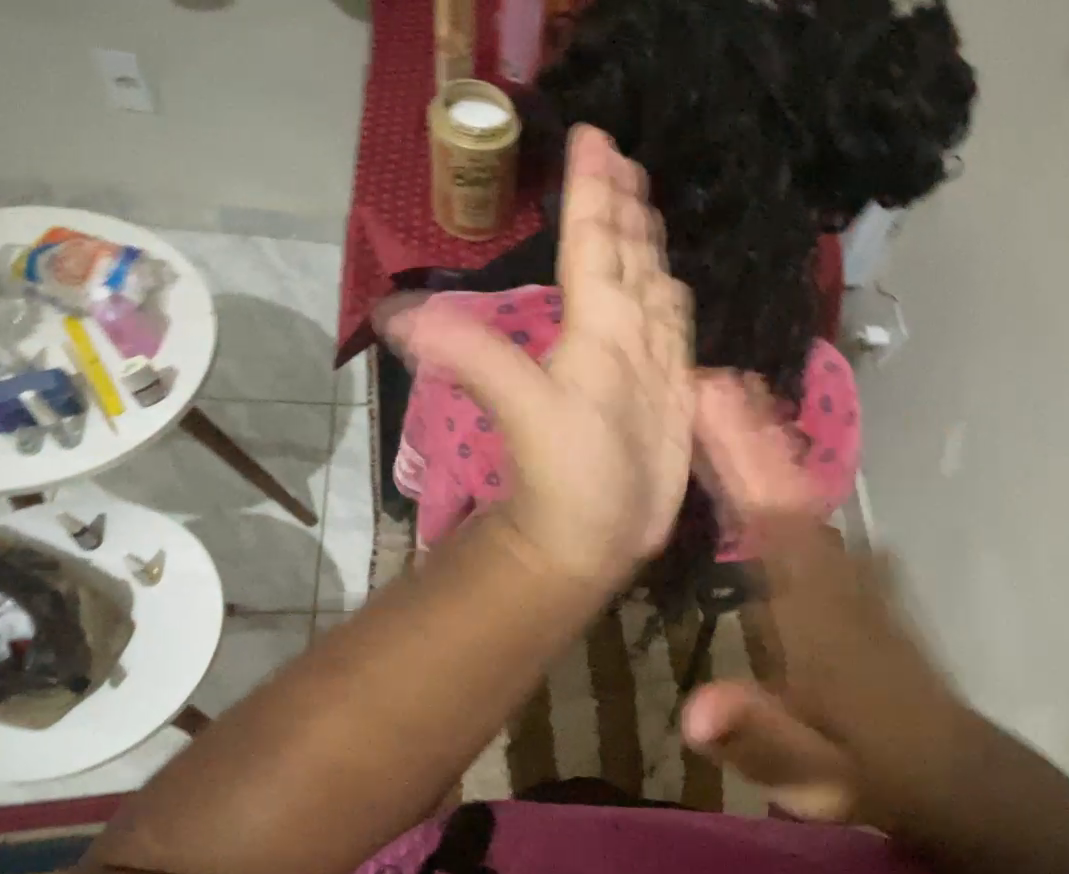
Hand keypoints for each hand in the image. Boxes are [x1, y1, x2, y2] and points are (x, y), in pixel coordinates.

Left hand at [388, 126, 695, 581]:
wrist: (587, 537)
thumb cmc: (562, 475)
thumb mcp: (521, 407)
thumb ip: (473, 354)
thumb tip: (390, 313)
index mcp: (590, 329)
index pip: (590, 248)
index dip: (592, 196)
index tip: (593, 140)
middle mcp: (617, 336)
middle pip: (623, 258)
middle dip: (623, 208)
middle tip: (625, 161)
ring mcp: (646, 365)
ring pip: (651, 287)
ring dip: (648, 245)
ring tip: (647, 203)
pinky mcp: (671, 394)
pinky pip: (678, 334)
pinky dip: (677, 303)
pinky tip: (675, 282)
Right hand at [683, 372, 959, 823]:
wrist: (950, 773)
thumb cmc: (868, 772)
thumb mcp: (810, 774)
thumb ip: (759, 739)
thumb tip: (693, 712)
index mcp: (816, 618)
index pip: (774, 531)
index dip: (746, 467)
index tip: (717, 408)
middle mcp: (838, 584)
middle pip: (792, 500)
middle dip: (756, 441)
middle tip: (719, 384)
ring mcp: (858, 581)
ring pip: (812, 504)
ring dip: (777, 454)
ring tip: (739, 405)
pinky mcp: (867, 586)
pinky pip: (824, 523)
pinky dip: (799, 487)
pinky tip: (784, 469)